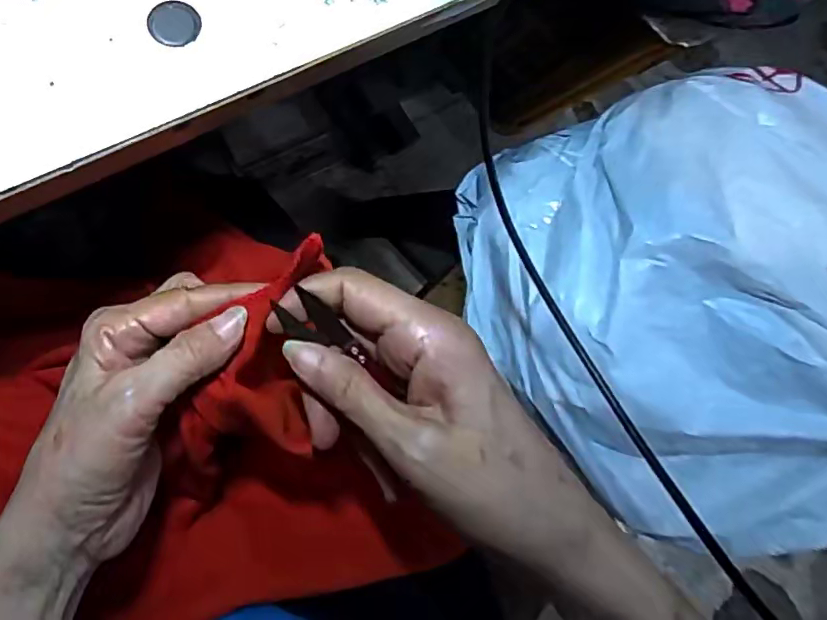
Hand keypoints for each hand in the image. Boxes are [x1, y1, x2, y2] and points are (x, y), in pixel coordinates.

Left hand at [0, 273, 258, 619]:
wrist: (71, 523)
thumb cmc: (89, 454)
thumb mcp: (133, 401)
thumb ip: (184, 358)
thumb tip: (239, 317)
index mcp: (116, 326)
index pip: (179, 300)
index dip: (227, 296)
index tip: (278, 295)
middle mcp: (134, 338)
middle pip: (190, 309)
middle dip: (231, 311)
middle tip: (281, 319)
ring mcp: (151, 370)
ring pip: (200, 339)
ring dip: (234, 340)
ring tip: (279, 340)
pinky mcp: (168, 402)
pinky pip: (205, 373)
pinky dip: (230, 370)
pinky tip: (256, 372)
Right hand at [273, 269, 696, 619]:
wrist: (559, 542)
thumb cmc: (492, 490)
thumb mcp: (409, 445)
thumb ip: (346, 390)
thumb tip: (288, 346)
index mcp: (427, 331)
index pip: (349, 284)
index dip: (302, 298)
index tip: (267, 332)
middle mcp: (420, 333)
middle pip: (341, 320)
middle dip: (315, 364)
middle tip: (311, 421)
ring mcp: (419, 358)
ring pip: (346, 351)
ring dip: (329, 394)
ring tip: (331, 443)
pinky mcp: (417, 382)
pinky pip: (363, 377)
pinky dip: (348, 407)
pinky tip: (353, 445)